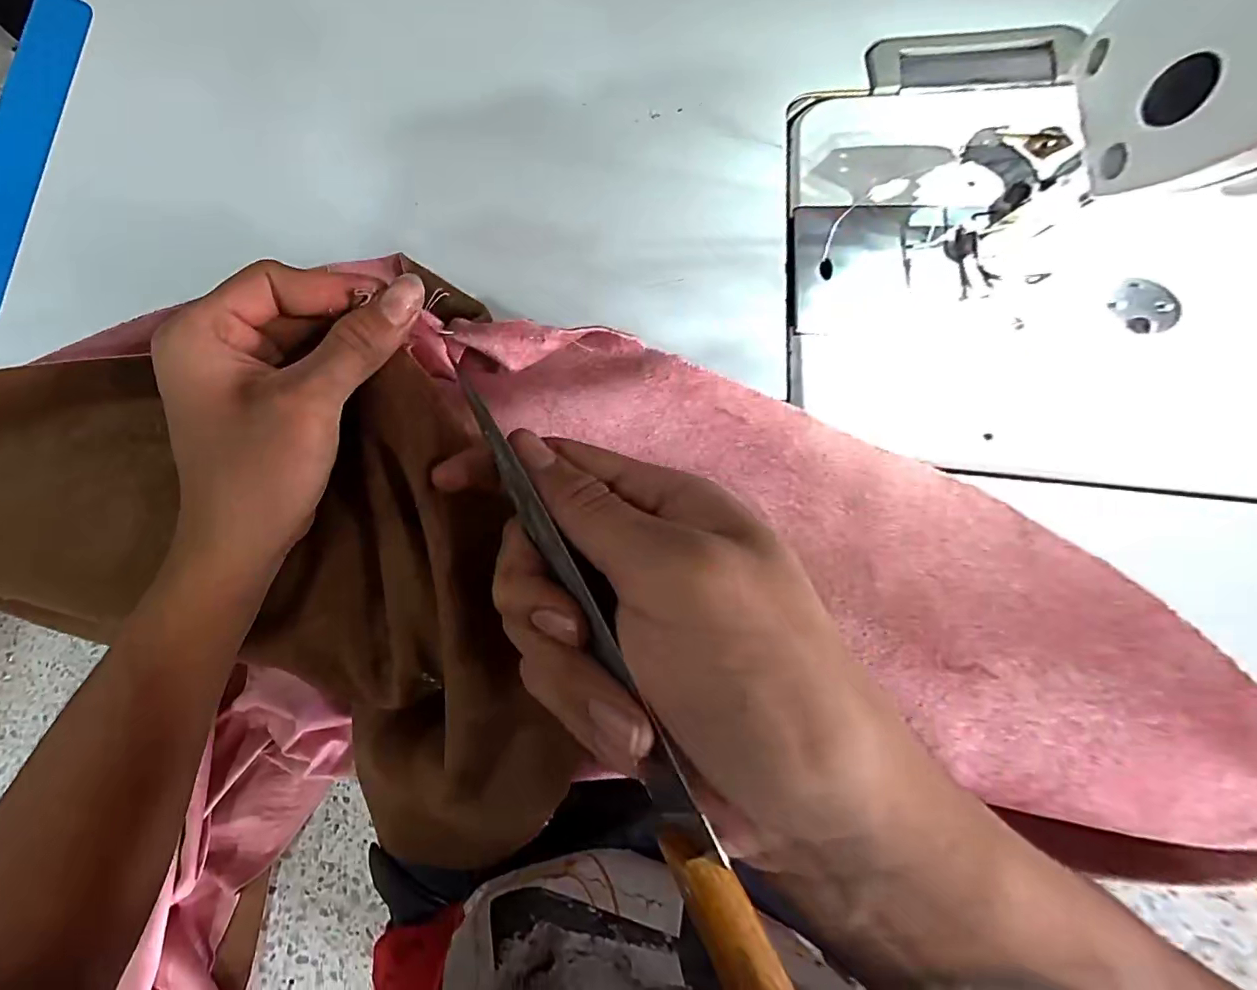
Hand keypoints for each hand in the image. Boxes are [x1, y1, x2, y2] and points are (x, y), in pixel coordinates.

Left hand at [152, 260, 424, 578]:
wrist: (238, 553)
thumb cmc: (261, 475)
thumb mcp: (311, 401)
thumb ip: (358, 341)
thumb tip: (412, 288)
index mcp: (198, 330)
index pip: (272, 282)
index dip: (333, 287)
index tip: (392, 301)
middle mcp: (206, 340)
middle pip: (284, 304)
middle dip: (343, 312)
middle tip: (402, 320)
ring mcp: (228, 369)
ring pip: (295, 332)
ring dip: (344, 336)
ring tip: (395, 338)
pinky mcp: (251, 394)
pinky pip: (295, 360)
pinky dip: (333, 360)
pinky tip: (371, 361)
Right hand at [432, 432, 971, 871]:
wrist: (813, 813)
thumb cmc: (755, 669)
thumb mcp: (672, 573)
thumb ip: (588, 508)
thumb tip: (525, 443)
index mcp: (658, 510)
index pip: (559, 466)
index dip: (499, 468)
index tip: (443, 481)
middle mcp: (628, 557)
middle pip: (529, 548)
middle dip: (536, 596)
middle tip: (570, 632)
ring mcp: (613, 619)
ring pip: (529, 618)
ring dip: (571, 670)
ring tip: (626, 712)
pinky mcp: (601, 675)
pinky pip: (549, 672)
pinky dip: (584, 706)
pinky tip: (632, 736)